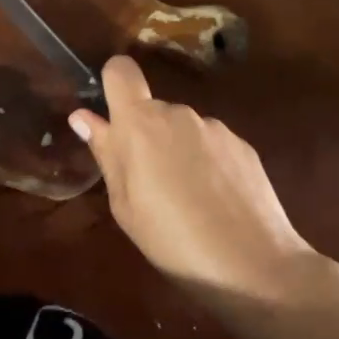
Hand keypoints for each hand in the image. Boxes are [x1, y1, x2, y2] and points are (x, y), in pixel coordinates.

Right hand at [70, 56, 317, 300]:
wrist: (256, 268)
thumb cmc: (174, 241)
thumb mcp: (125, 206)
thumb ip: (106, 154)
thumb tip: (82, 117)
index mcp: (140, 124)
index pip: (120, 70)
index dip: (113, 83)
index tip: (114, 115)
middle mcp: (177, 113)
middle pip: (153, 110)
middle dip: (147, 135)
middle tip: (151, 184)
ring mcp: (214, 127)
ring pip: (183, 129)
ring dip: (179, 151)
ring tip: (190, 200)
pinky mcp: (243, 146)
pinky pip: (212, 145)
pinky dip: (209, 164)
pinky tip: (218, 202)